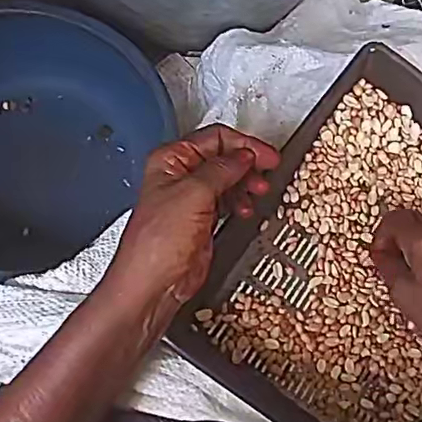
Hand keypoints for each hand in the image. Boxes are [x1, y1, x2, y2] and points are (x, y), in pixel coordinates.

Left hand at [109, 125, 279, 309]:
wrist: (154, 283)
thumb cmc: (157, 243)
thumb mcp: (193, 194)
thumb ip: (221, 170)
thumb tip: (244, 155)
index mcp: (171, 160)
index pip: (214, 139)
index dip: (243, 145)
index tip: (266, 155)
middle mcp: (180, 177)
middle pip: (224, 158)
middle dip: (248, 164)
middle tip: (268, 171)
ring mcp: (192, 200)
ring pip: (229, 180)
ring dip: (246, 184)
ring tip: (259, 192)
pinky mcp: (203, 221)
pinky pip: (228, 202)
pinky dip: (240, 202)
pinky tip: (246, 209)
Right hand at [370, 208, 421, 351]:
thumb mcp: (402, 292)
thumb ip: (387, 266)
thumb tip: (381, 254)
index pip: (394, 219)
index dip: (380, 234)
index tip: (378, 252)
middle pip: (410, 218)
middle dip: (394, 234)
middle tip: (387, 256)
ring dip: (410, 241)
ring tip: (404, 267)